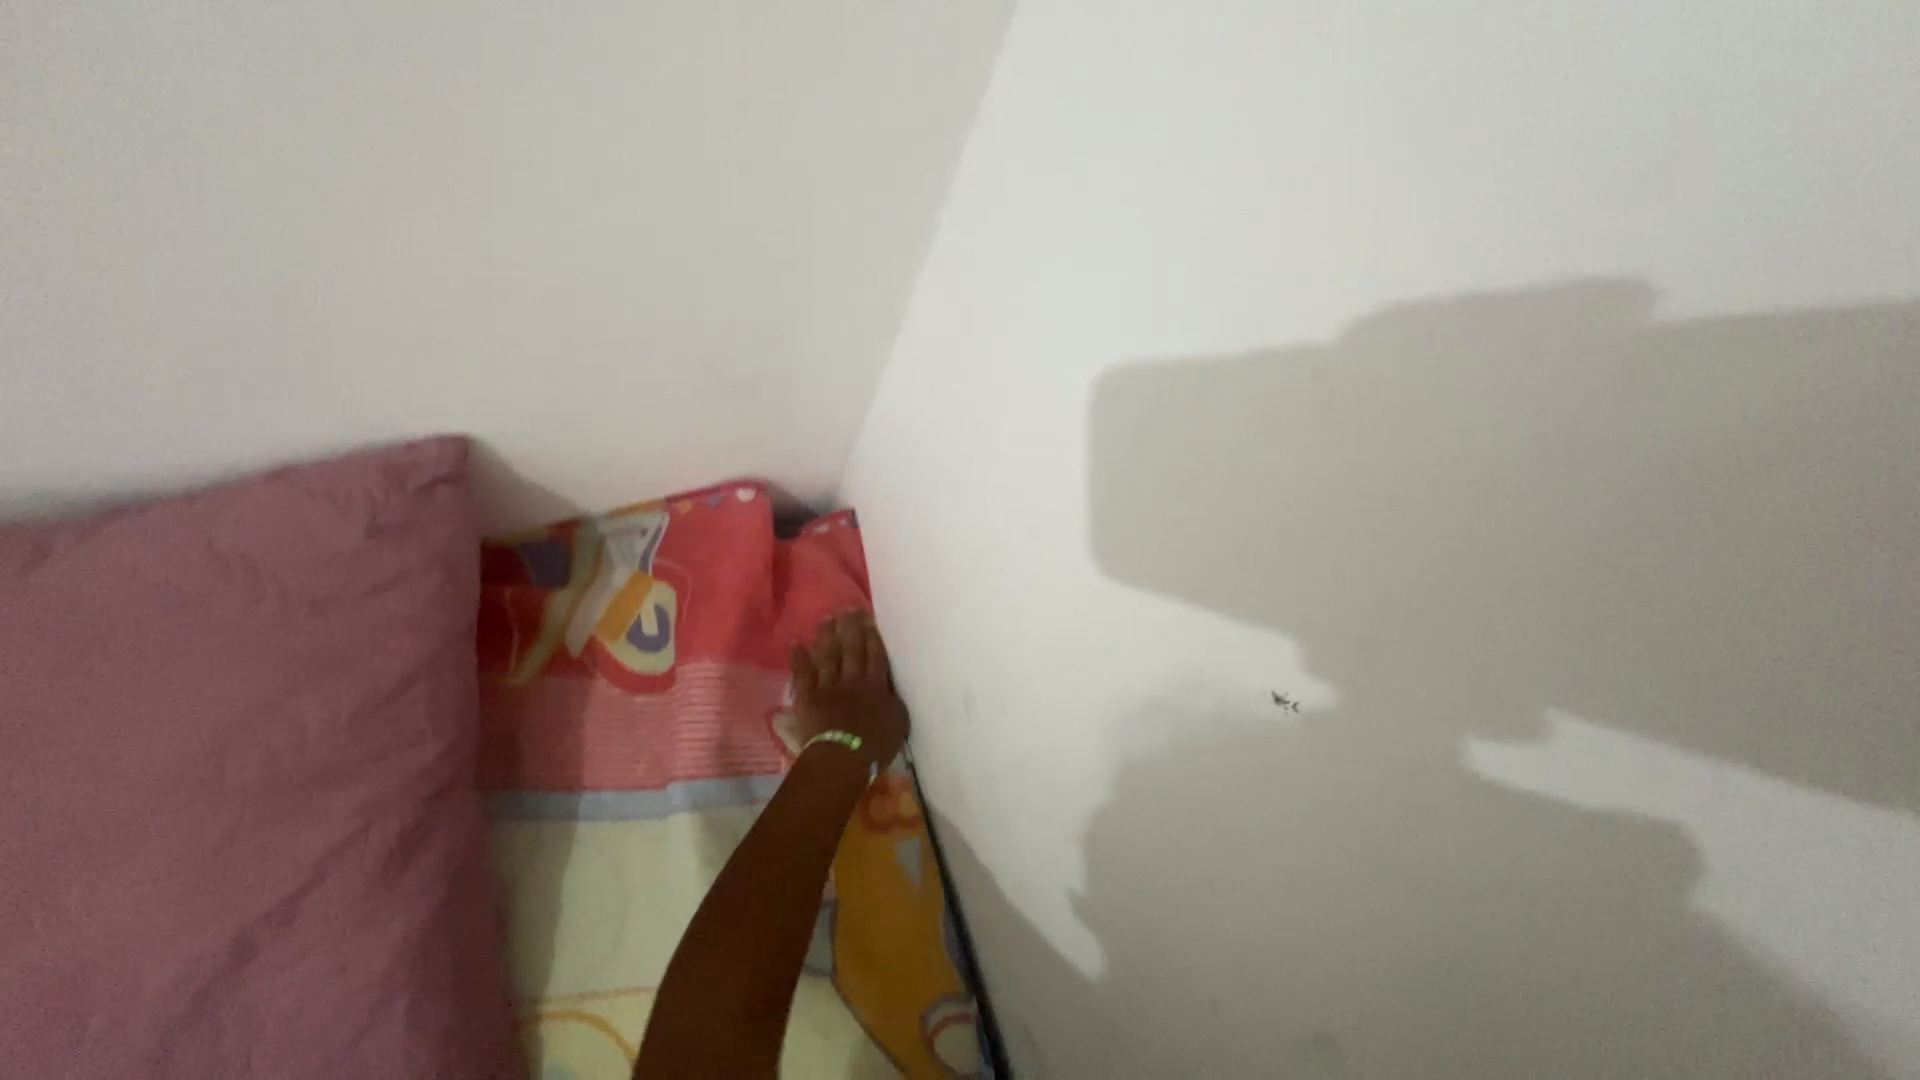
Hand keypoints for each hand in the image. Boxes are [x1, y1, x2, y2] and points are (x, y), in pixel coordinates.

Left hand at [789, 611, 909, 766]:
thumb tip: (889, 689)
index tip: (869, 618)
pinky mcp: (807, 697)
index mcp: (876, 686)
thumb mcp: (899, 721)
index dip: (872, 636)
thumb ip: (894, 700)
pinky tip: (797, 641)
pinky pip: (803, 673)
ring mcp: (828, 686)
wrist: (843, 756)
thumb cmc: (876, 745)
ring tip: (827, 618)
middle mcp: (853, 680)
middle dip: (851, 627)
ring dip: (827, 636)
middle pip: (852, 649)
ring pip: (828, 655)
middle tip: (849, 607)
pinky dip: (799, 657)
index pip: (875, 655)